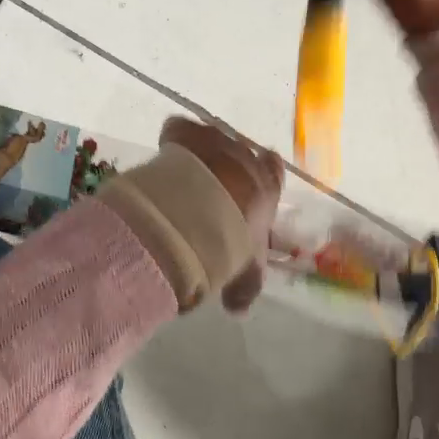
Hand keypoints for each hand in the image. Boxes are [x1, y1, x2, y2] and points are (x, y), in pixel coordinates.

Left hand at [159, 117, 283, 311]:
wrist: (197, 213)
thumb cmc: (232, 241)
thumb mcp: (245, 271)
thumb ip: (245, 288)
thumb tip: (238, 309)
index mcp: (267, 184)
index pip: (274, 169)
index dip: (263, 177)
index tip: (248, 192)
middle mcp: (245, 154)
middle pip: (241, 153)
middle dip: (229, 167)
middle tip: (212, 190)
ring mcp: (214, 138)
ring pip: (211, 139)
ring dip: (201, 155)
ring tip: (183, 179)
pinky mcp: (185, 131)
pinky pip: (180, 129)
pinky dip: (173, 139)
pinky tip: (165, 157)